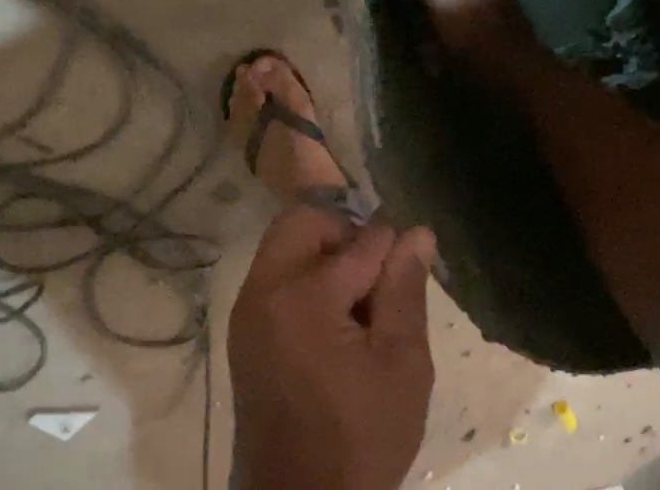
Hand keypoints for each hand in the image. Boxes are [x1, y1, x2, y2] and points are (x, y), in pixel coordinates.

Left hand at [228, 205, 437, 489]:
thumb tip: (417, 232)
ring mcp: (246, 310)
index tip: (410, 270)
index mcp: (303, 296)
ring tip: (358, 302)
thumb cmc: (361, 437)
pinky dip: (303, 277)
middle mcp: (263, 289)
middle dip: (345, 233)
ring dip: (322, 254)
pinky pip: (273, 276)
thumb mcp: (402, 366)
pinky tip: (333, 321)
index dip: (394, 249)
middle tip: (378, 277)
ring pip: (284, 245)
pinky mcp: (242, 331)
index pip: (360, 240)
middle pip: (303, 222)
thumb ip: (406, 291)